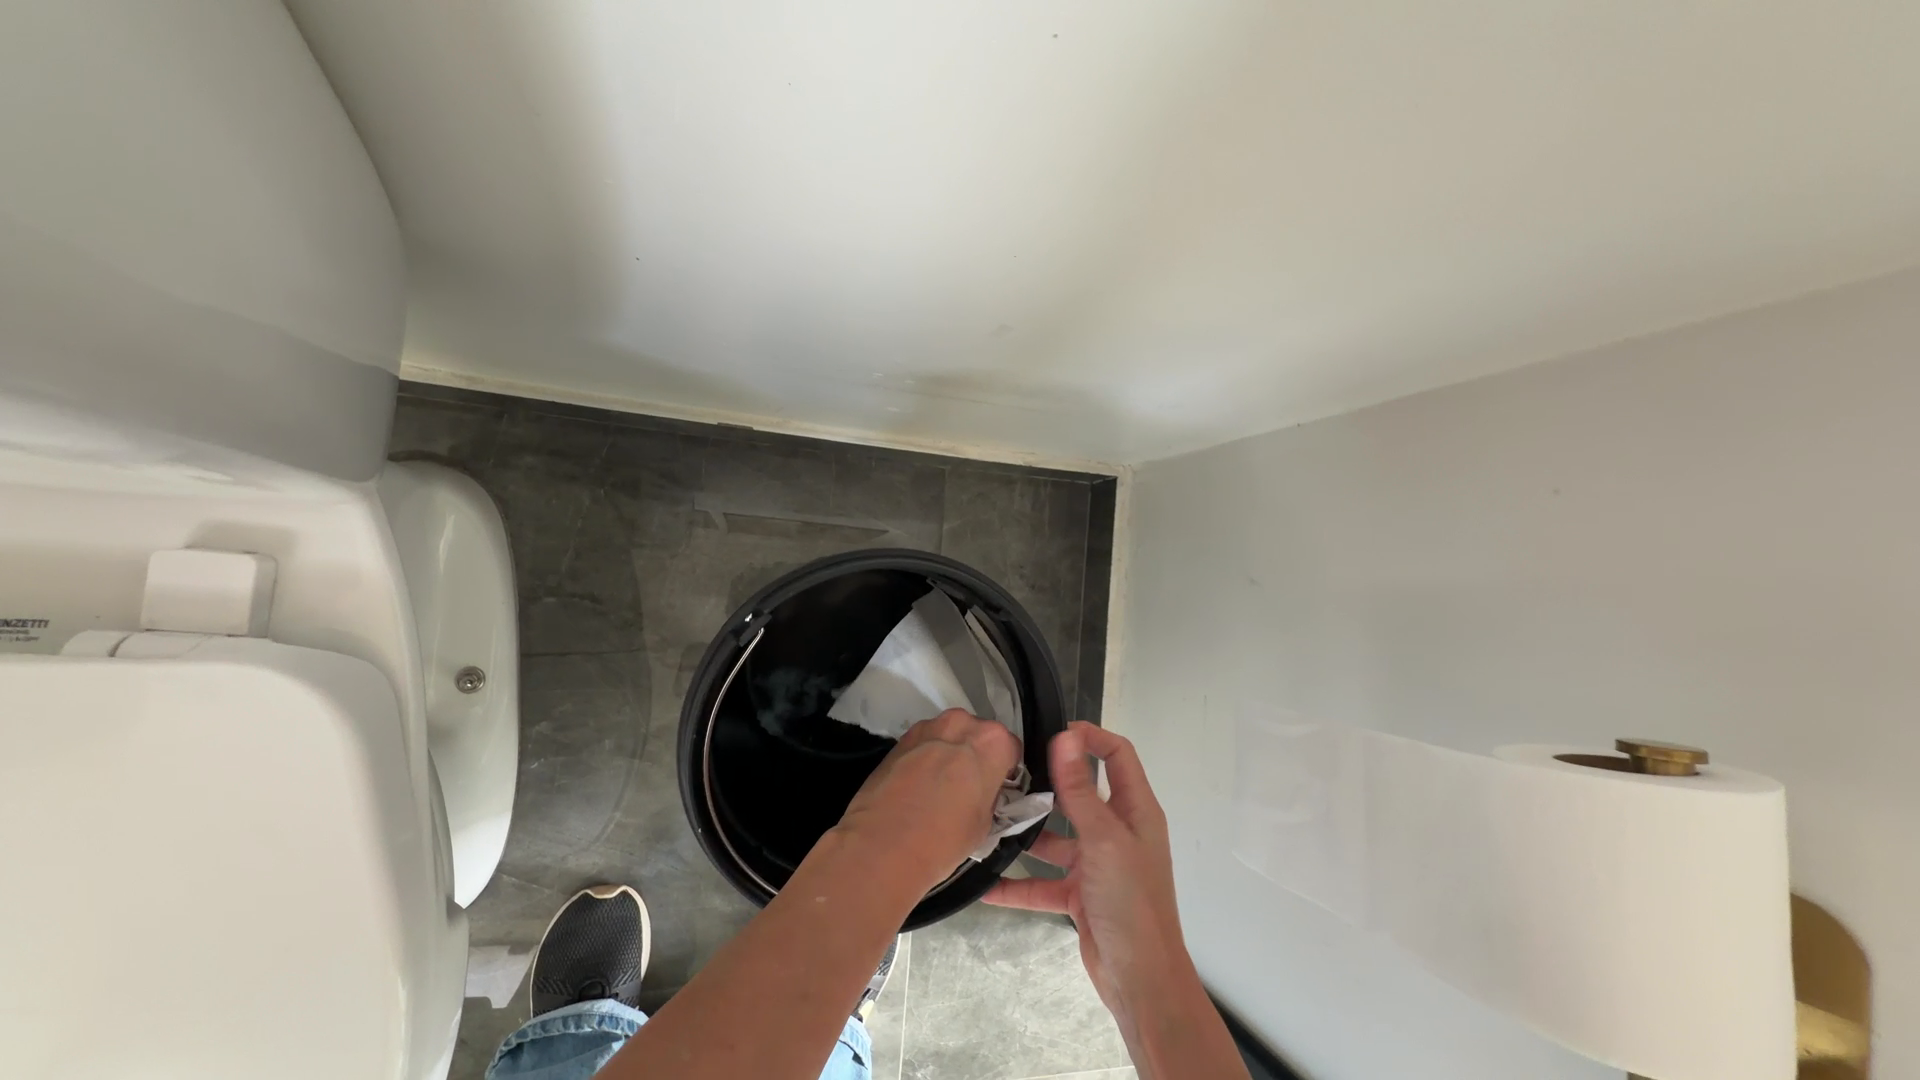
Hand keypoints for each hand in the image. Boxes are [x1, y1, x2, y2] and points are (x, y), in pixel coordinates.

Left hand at [834, 708, 1020, 894]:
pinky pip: (925, 744)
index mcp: (993, 741)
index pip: (1011, 750)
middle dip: (976, 758)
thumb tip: (985, 793)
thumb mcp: (987, 823)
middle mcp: (962, 723)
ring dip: (950, 755)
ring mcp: (928, 727)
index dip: (1006, 772)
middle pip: (978, 737)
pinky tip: (918, 787)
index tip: (997, 791)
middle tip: (969, 790)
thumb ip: (991, 796)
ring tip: (940, 790)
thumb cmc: (945, 838)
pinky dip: (926, 758)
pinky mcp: (900, 738)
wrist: (883, 845)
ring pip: (949, 738)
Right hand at [985, 722, 1187, 1016]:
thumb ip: (1080, 790)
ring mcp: (1097, 864)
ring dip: (1026, 834)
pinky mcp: (1080, 894)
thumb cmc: (1131, 902)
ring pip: (1056, 838)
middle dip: (1046, 785)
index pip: (1116, 755)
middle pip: (1080, 794)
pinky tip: (985, 884)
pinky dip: (1018, 884)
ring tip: (987, 823)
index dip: (1089, 737)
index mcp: (1135, 810)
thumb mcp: (1103, 839)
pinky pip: (1043, 881)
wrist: (1140, 979)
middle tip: (1006, 775)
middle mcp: (1117, 831)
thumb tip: (1066, 737)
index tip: (1051, 732)